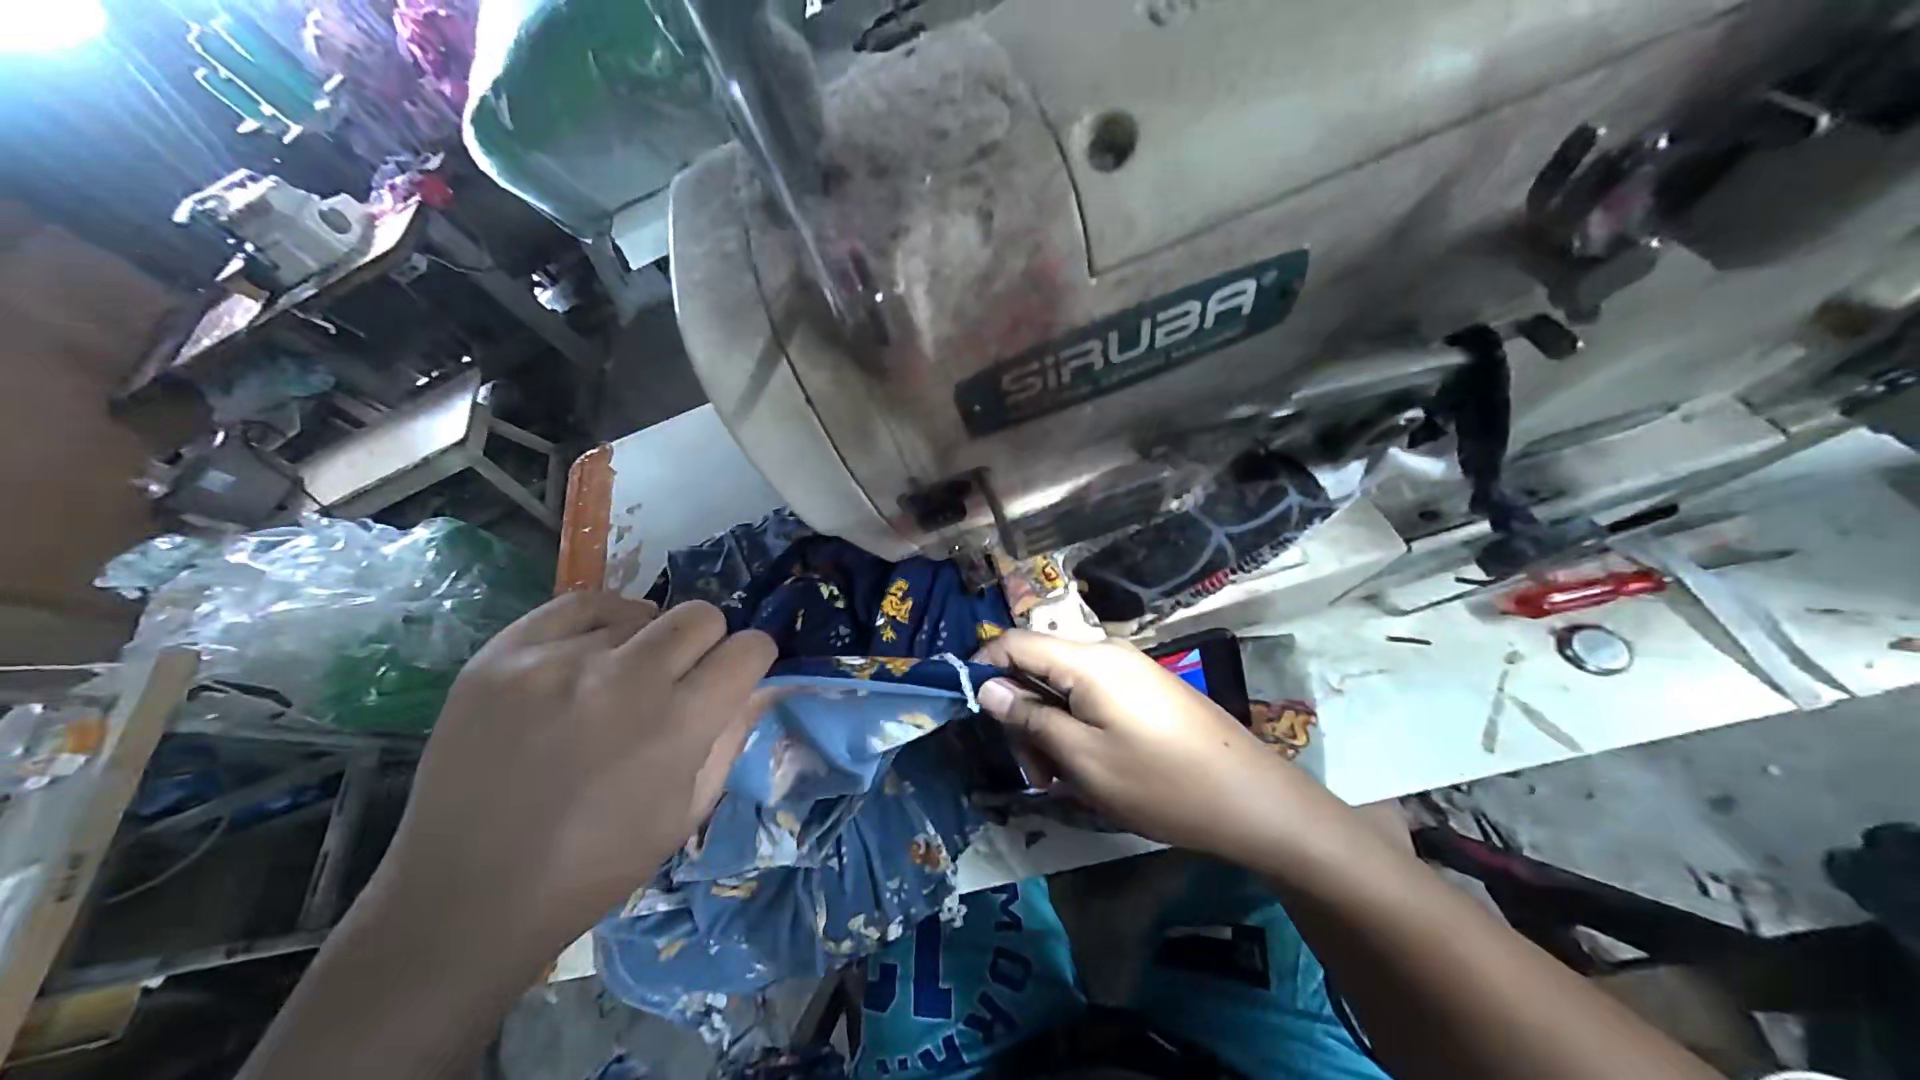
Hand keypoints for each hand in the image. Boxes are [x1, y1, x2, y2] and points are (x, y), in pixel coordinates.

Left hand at [379, 593, 775, 947]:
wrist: (464, 896)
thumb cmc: (594, 866)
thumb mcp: (686, 813)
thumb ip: (732, 737)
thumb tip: (760, 684)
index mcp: (678, 725)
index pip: (748, 650)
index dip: (752, 660)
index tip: (738, 675)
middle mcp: (624, 679)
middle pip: (701, 616)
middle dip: (707, 643)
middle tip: (680, 679)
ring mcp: (558, 660)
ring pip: (641, 611)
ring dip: (646, 643)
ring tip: (618, 684)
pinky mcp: (503, 653)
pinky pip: (580, 604)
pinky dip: (600, 625)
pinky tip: (590, 657)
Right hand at [975, 630, 1296, 859]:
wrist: (1253, 801)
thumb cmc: (1160, 781)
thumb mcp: (1082, 758)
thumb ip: (1029, 718)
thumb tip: (986, 687)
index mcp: (1087, 660)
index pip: (1014, 641)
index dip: (982, 668)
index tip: (970, 711)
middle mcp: (1107, 654)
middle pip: (1039, 668)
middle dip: (1023, 716)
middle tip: (1036, 774)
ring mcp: (1130, 672)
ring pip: (1065, 689)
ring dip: (1051, 731)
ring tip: (1065, 781)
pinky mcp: (1147, 692)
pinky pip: (1094, 700)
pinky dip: (1078, 730)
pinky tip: (1092, 770)